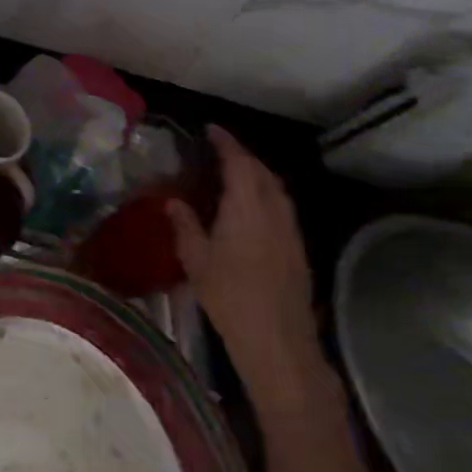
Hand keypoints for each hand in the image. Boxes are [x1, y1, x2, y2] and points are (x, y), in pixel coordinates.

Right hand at [167, 127, 318, 384]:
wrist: (279, 342)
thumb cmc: (230, 297)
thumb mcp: (196, 260)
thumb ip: (185, 225)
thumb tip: (173, 201)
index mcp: (247, 208)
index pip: (239, 162)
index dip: (226, 143)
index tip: (210, 129)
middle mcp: (273, 212)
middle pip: (262, 172)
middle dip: (242, 155)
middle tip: (218, 149)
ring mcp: (290, 231)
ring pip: (276, 189)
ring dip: (256, 174)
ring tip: (233, 172)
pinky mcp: (297, 249)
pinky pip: (281, 207)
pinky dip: (265, 194)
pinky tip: (250, 206)